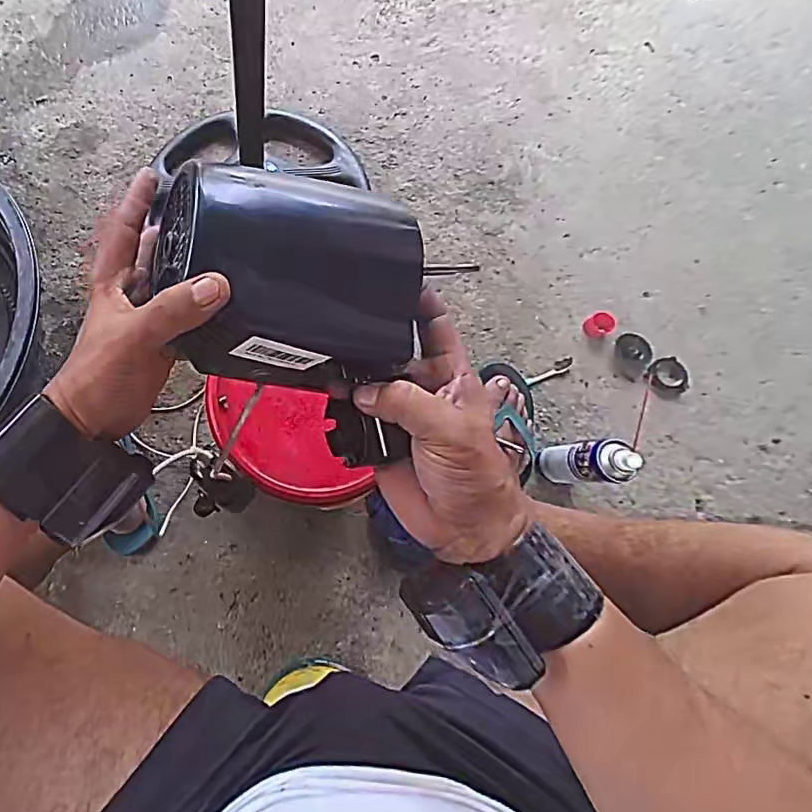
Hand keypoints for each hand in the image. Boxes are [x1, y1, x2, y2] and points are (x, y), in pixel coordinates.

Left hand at [44, 170, 229, 439]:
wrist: (94, 418)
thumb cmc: (95, 378)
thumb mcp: (134, 336)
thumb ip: (173, 309)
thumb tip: (214, 284)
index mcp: (112, 285)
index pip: (122, 231)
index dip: (136, 201)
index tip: (153, 176)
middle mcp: (129, 296)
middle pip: (148, 250)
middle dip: (168, 225)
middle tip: (193, 206)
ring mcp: (146, 318)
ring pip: (169, 280)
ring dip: (188, 264)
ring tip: (212, 243)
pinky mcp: (162, 340)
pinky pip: (186, 312)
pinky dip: (203, 303)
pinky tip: (219, 299)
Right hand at [355, 289, 531, 562]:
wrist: (462, 527)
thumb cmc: (478, 478)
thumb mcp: (450, 430)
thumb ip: (408, 402)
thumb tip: (367, 390)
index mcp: (453, 380)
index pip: (436, 330)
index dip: (421, 305)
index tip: (402, 283)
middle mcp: (424, 392)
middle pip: (394, 354)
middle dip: (374, 342)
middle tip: (351, 328)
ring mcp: (400, 416)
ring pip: (371, 384)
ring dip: (354, 376)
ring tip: (335, 362)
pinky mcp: (380, 441)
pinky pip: (356, 418)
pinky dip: (343, 409)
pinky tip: (334, 397)